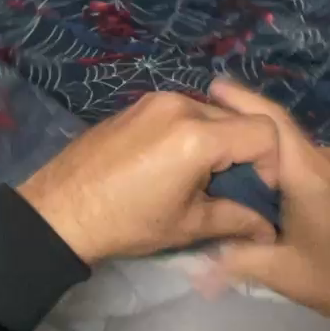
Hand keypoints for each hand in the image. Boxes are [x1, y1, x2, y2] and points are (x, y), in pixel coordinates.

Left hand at [18, 92, 280, 264]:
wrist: (60, 209)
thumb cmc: (127, 222)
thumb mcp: (188, 225)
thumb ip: (237, 219)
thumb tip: (269, 231)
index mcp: (197, 134)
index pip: (263, 131)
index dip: (270, 164)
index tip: (254, 191)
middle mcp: (181, 104)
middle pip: (238, 119)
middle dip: (244, 153)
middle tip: (228, 188)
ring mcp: (157, 99)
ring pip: (212, 113)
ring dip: (218, 142)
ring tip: (198, 178)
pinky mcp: (140, 103)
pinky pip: (184, 111)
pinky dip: (193, 133)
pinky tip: (173, 164)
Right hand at [205, 78, 329, 330]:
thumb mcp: (287, 276)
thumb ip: (238, 260)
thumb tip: (195, 263)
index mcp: (309, 170)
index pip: (270, 119)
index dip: (240, 98)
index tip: (212, 85)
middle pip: (280, 138)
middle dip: (246, 142)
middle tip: (211, 156)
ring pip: (300, 156)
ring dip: (272, 165)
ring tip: (239, 185)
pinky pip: (319, 169)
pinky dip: (295, 177)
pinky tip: (282, 203)